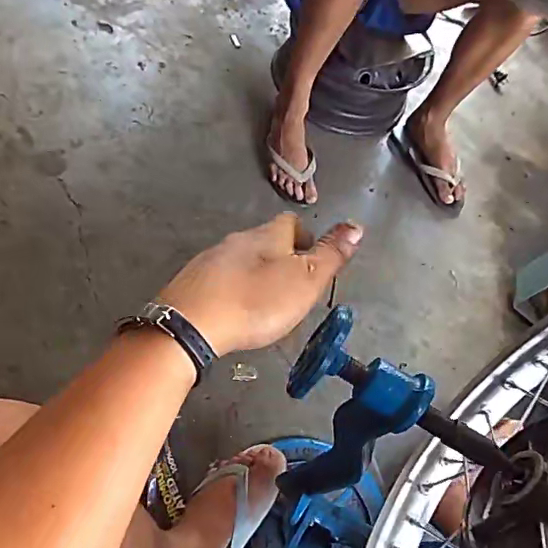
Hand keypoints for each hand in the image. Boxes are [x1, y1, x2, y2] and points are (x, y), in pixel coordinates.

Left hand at [156, 213, 362, 355]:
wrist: (191, 324)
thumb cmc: (256, 302)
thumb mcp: (306, 280)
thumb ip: (331, 255)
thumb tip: (355, 227)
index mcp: (268, 236)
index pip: (292, 223)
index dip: (306, 238)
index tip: (312, 259)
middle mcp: (237, 240)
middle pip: (264, 241)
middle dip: (280, 258)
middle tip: (292, 285)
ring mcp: (210, 261)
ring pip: (240, 260)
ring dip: (255, 274)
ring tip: (265, 301)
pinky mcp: (191, 283)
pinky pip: (219, 280)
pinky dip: (232, 289)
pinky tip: (235, 309)